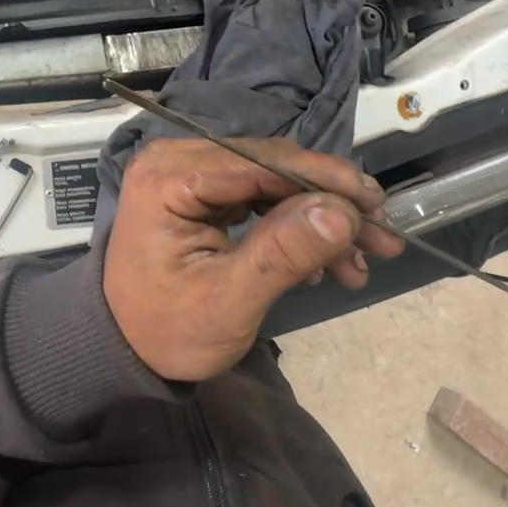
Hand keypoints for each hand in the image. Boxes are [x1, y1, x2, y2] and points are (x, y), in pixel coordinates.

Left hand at [102, 137, 404, 381]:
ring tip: (365, 260)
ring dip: (320, 216)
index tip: (376, 204)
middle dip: (330, 201)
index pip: (260, 161)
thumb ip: (283, 252)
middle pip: (271, 166)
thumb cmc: (166, 329)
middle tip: (384, 236)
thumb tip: (341, 210)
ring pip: (273, 181)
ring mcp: (188, 173)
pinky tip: (331, 262)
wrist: (124, 347)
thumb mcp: (227, 300)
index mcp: (169, 177)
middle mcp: (177, 159)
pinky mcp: (202, 192)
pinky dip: (297, 225)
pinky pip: (261, 196)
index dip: (323, 178)